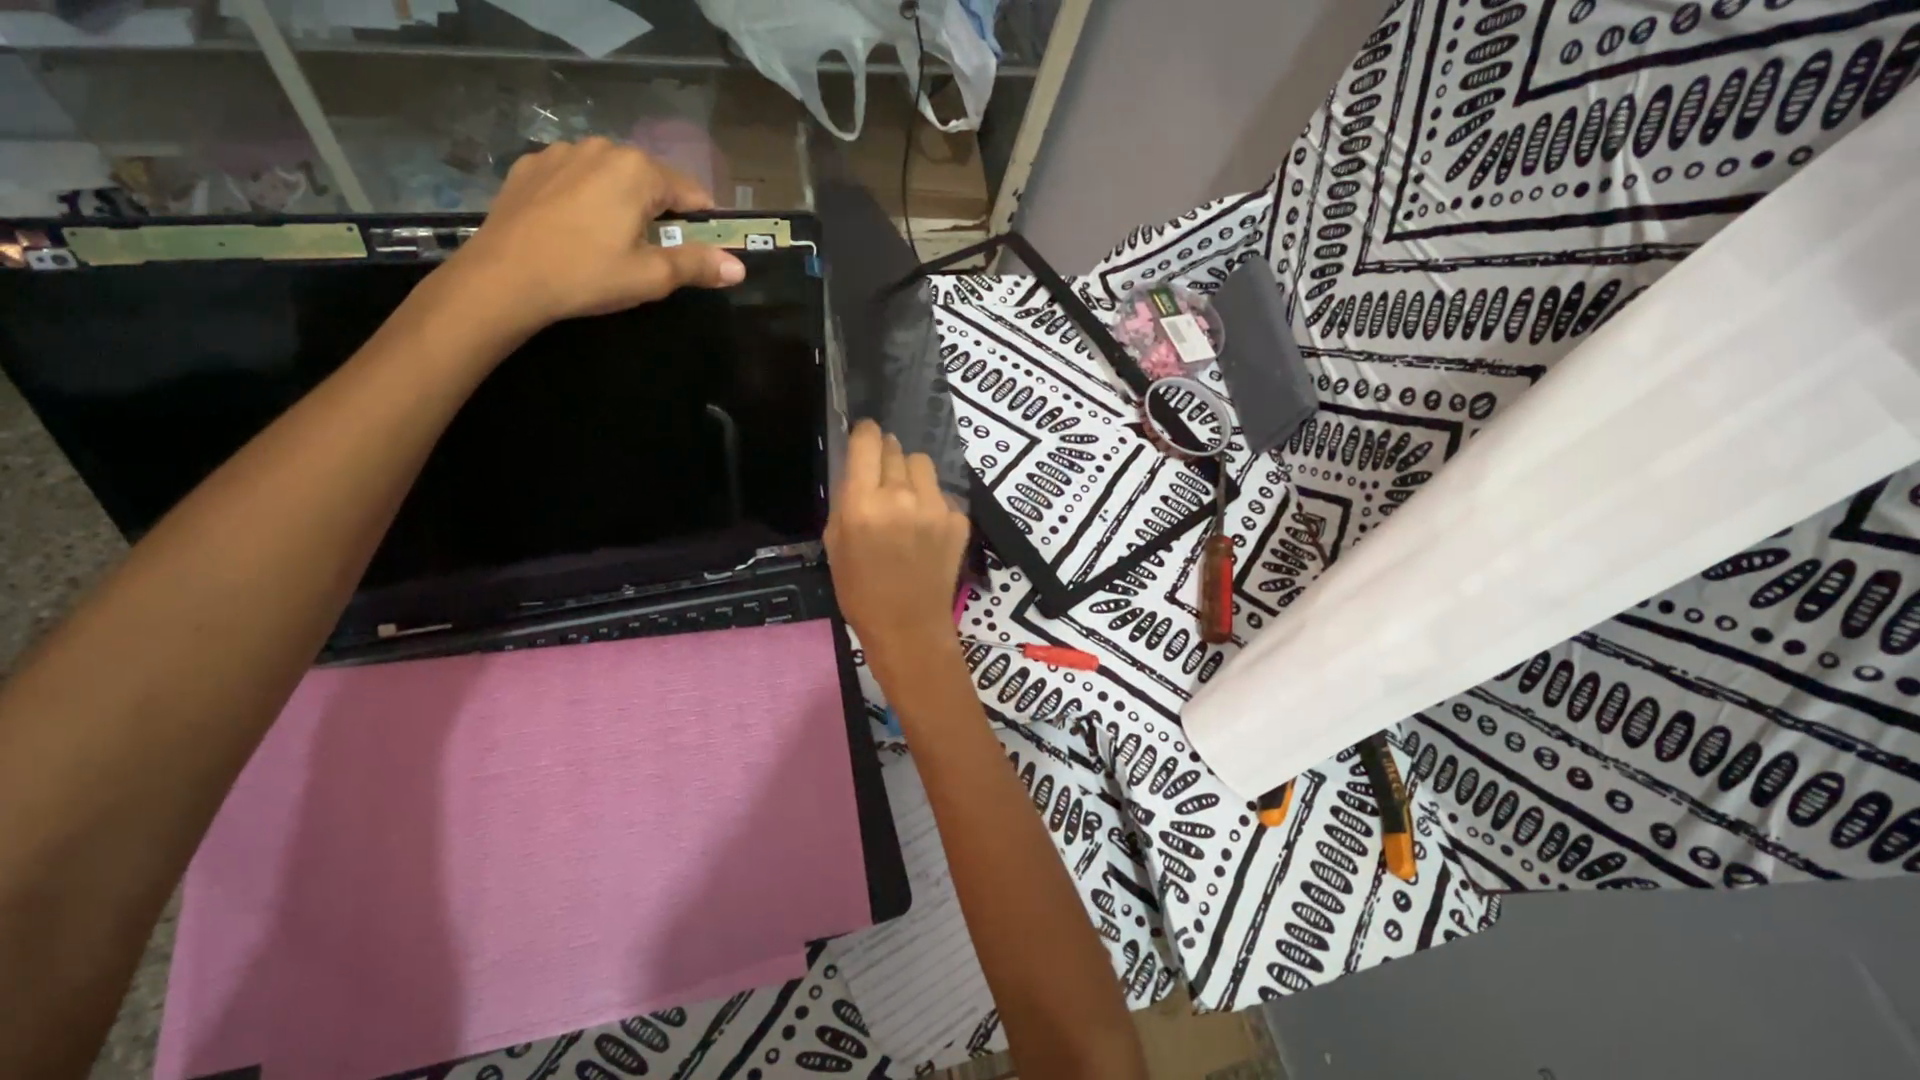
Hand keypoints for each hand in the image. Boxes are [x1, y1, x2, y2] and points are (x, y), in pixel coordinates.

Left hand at [444, 138, 745, 334]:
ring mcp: (561, 153)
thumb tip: (739, 268)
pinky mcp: (530, 167)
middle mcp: (602, 148)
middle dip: (657, 214)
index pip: (691, 193)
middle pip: (650, 182)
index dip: (701, 225)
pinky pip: (573, 180)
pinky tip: (571, 232)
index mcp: (638, 170)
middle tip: (647, 256)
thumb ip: (697, 265)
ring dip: (619, 205)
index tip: (695, 253)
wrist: (502, 278)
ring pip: (610, 178)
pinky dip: (582, 201)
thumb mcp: (650, 277)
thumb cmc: (586, 275)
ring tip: (606, 245)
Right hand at [826, 422, 970, 666]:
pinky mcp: (958, 520)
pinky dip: (931, 502)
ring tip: (906, 501)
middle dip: (887, 457)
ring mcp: (934, 507)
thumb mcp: (835, 543)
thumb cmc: (860, 591)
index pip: (867, 441)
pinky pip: (941, 493)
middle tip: (883, 480)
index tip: (865, 436)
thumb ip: (846, 500)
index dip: (865, 434)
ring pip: (922, 464)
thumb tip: (857, 467)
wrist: (908, 626)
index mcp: (862, 503)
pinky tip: (925, 529)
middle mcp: (900, 497)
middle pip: (895, 449)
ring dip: (911, 474)